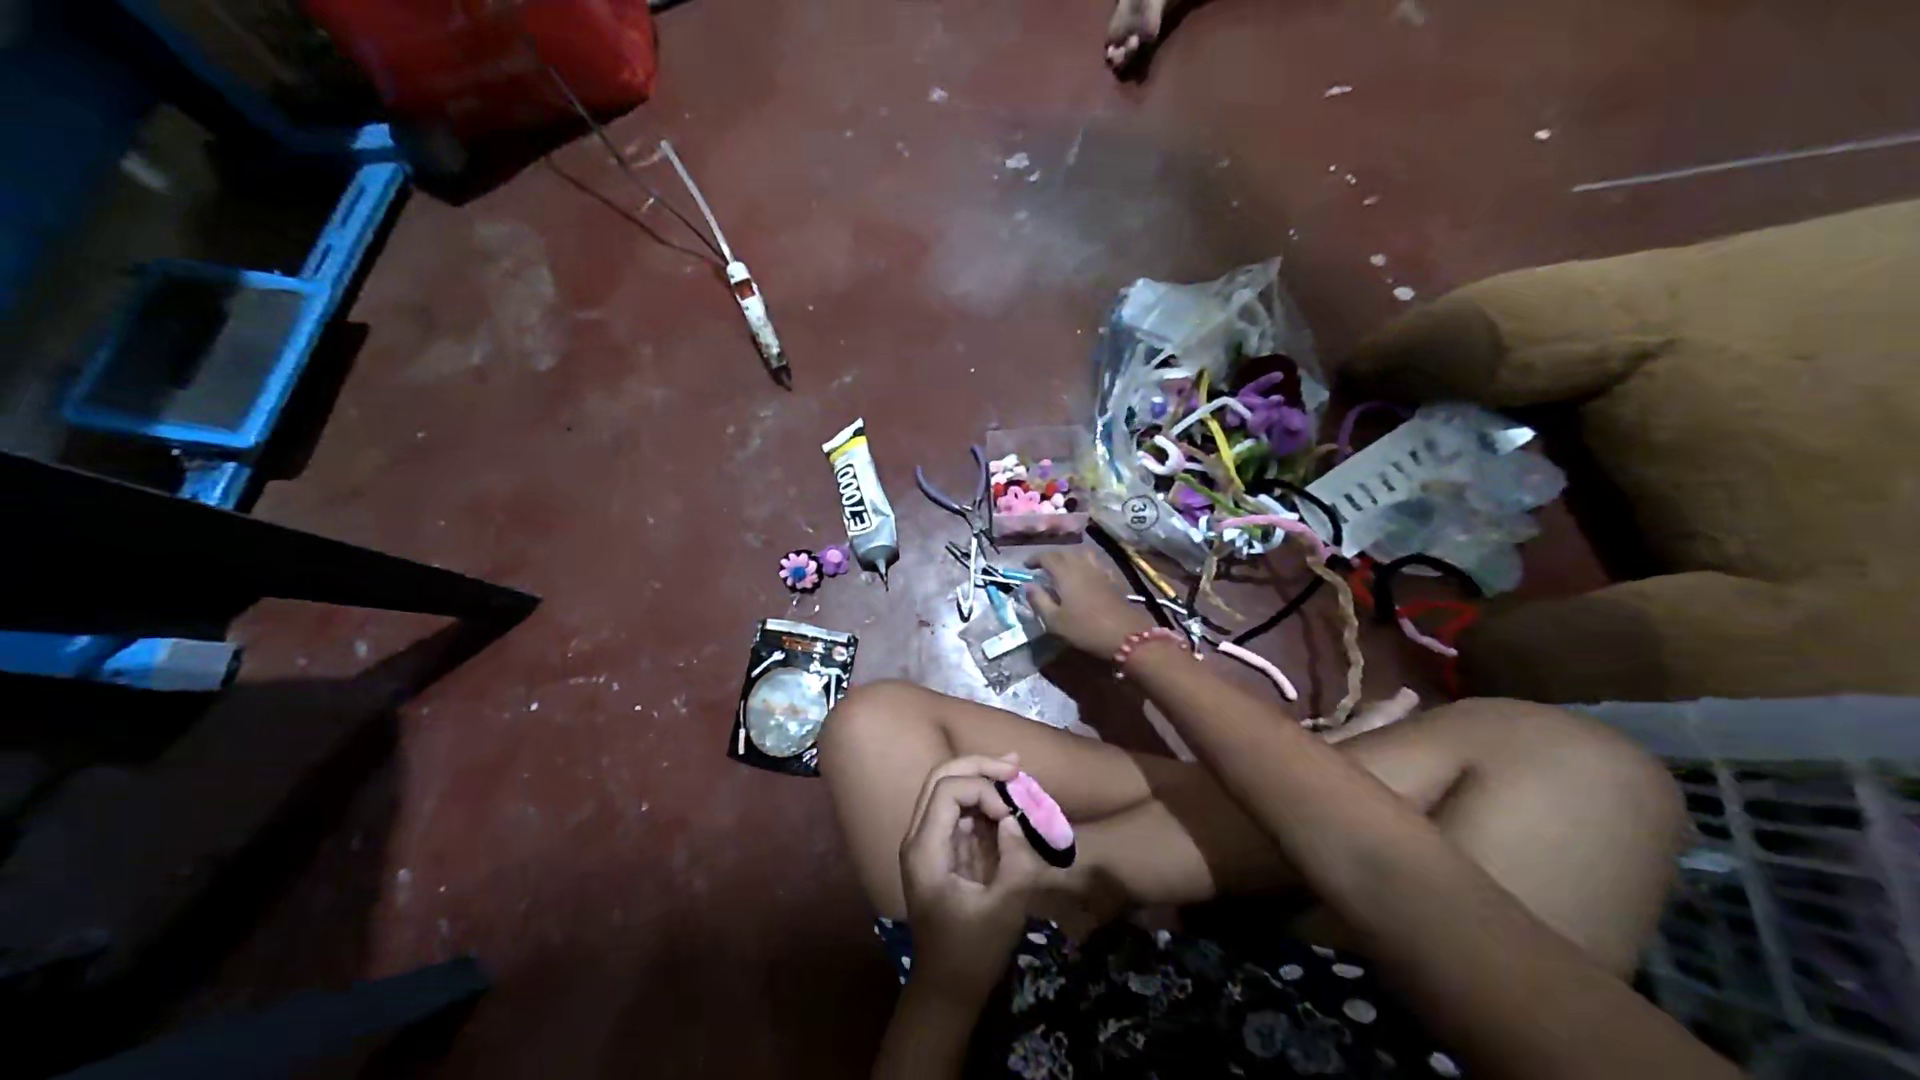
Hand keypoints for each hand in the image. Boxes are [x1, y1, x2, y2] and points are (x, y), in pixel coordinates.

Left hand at [899, 754, 1054, 1003]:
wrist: (947, 989)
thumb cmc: (972, 953)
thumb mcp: (1004, 909)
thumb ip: (1014, 859)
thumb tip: (1014, 821)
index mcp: (924, 849)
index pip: (947, 790)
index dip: (982, 790)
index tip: (1010, 817)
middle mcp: (919, 837)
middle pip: (942, 778)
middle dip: (979, 766)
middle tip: (1016, 766)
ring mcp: (929, 842)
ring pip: (948, 789)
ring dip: (982, 778)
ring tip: (1017, 775)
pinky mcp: (943, 851)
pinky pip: (959, 811)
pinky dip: (983, 800)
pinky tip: (1007, 798)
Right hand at [1025, 549, 1156, 656]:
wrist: (1126, 635)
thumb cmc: (1085, 629)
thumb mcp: (1055, 620)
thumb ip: (1039, 601)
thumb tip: (1027, 586)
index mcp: (1065, 573)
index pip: (1047, 556)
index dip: (1035, 558)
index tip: (1026, 566)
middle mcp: (1082, 566)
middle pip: (1065, 553)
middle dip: (1051, 557)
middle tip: (1042, 568)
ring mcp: (1099, 571)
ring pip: (1082, 555)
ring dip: (1070, 558)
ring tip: (1063, 569)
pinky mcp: (1112, 580)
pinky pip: (1095, 564)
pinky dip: (1085, 565)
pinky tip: (1085, 576)